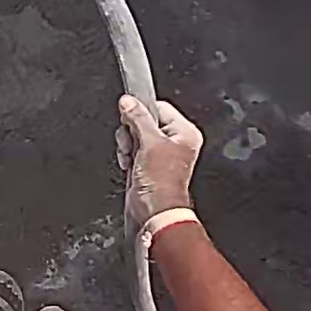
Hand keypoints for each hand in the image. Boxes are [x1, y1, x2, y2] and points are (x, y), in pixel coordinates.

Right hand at [117, 95, 202, 225]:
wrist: (153, 209)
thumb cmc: (161, 183)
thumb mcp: (149, 142)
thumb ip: (137, 118)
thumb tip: (128, 101)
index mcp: (184, 132)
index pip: (158, 107)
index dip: (142, 112)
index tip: (131, 120)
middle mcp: (175, 141)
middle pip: (144, 120)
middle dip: (131, 132)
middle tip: (134, 143)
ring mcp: (160, 152)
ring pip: (134, 134)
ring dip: (127, 144)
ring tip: (132, 156)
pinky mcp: (148, 162)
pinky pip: (131, 148)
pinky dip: (126, 154)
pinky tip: (130, 163)